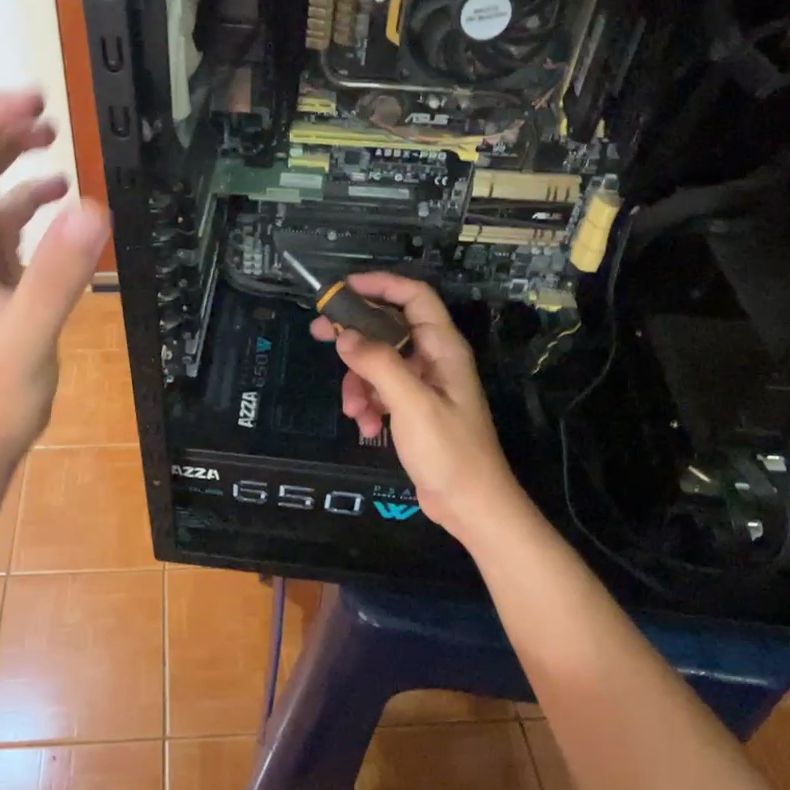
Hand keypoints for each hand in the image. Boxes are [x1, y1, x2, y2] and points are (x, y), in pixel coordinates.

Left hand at [0, 90, 108, 468]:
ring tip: (56, 139)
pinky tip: (62, 201)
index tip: (33, 98)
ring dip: (13, 158)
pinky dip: (31, 203)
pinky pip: (8, 227)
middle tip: (49, 110)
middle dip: (0, 128)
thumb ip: (58, 275)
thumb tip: (92, 206)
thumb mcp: (28, 338)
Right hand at [310, 273, 536, 543]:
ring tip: (354, 410)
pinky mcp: (413, 410)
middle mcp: (433, 360)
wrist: (470, 504)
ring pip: (378, 364)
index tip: (343, 288)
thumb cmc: (449, 451)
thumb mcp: (412, 403)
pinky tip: (368, 428)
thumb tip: (344, 336)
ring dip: (358, 383)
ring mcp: (423, 385)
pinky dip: (368, 405)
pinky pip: (380, 392)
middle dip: (354, 333)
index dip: (381, 285)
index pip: (414, 297)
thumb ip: (378, 363)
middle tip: (319, 333)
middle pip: (388, 328)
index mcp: (442, 348)